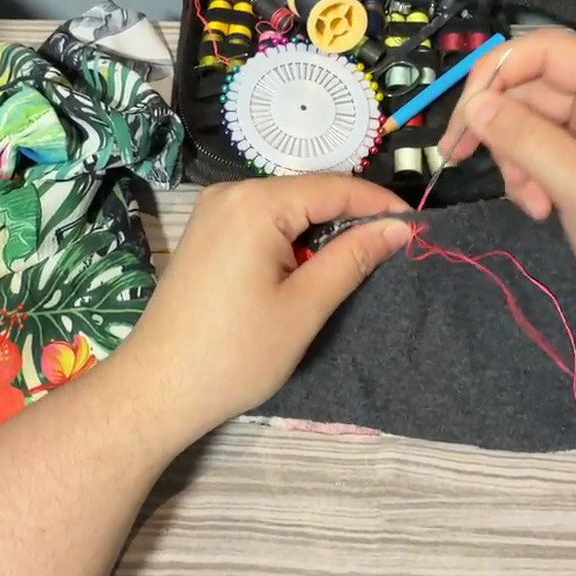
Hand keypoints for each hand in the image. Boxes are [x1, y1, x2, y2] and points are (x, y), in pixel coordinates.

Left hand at [110, 174, 411, 440]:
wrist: (157, 388)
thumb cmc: (235, 352)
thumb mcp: (304, 307)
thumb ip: (353, 258)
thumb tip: (399, 227)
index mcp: (255, 202)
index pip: (334, 187)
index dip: (379, 204)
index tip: (418, 227)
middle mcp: (231, 192)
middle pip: (308, 192)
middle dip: (351, 216)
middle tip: (392, 247)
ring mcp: (214, 210)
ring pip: (286, 206)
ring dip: (322, 229)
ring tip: (357, 260)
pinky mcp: (206, 231)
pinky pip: (262, 220)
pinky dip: (292, 237)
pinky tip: (308, 265)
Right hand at [437, 30, 575, 340]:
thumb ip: (528, 142)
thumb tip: (475, 104)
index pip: (543, 50)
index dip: (495, 74)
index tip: (465, 123)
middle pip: (531, 87)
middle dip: (499, 126)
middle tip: (466, 165)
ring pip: (533, 124)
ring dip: (514, 159)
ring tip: (530, 204)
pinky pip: (548, 156)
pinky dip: (531, 178)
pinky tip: (541, 210)